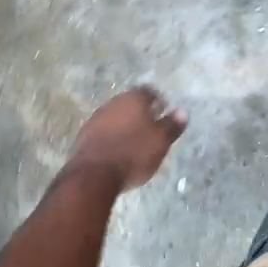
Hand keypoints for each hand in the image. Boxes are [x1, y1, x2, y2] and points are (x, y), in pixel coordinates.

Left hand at [67, 87, 188, 191]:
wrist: (93, 174)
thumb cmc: (133, 154)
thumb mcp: (160, 142)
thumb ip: (172, 125)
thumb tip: (183, 111)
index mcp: (134, 98)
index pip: (149, 92)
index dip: (157, 101)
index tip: (162, 113)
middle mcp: (114, 102)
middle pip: (130, 103)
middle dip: (140, 113)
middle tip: (149, 129)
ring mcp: (97, 118)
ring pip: (115, 116)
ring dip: (124, 125)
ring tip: (132, 142)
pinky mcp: (84, 136)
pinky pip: (103, 131)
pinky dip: (111, 137)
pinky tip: (115, 151)